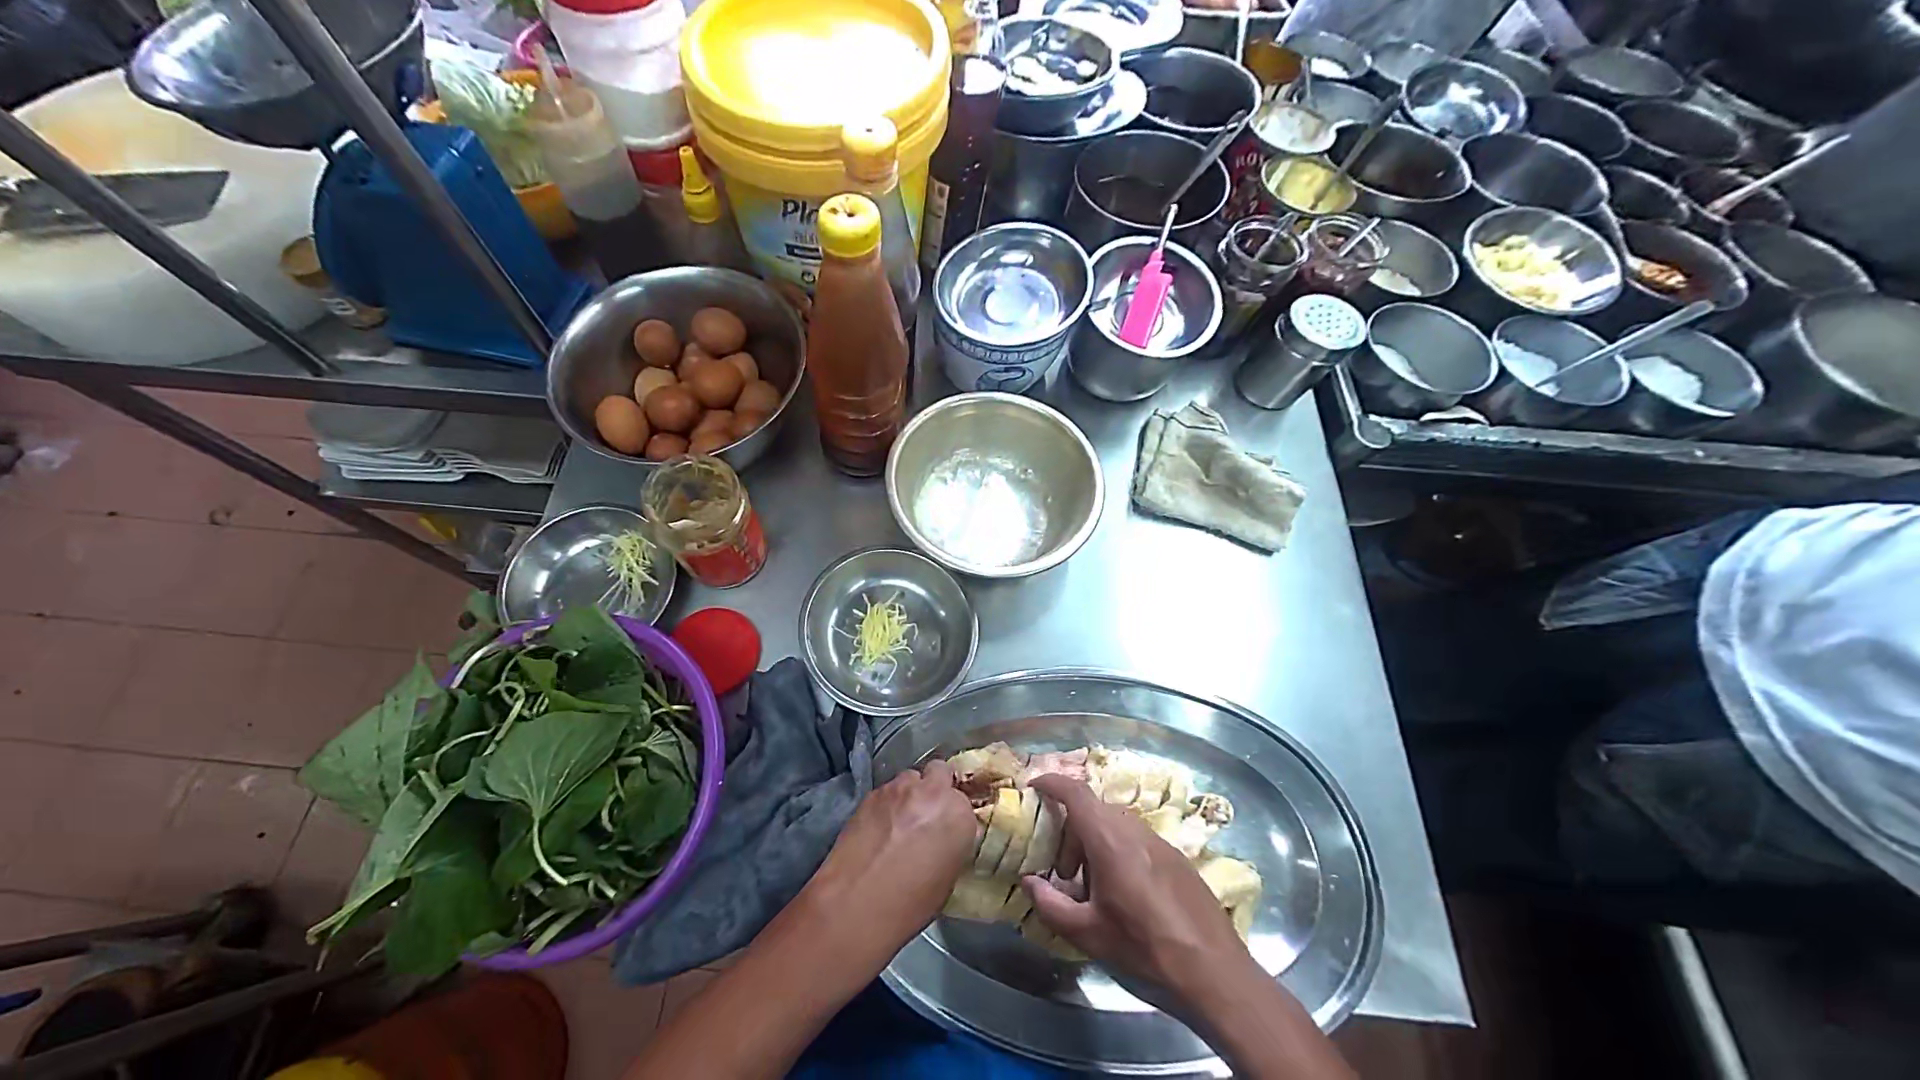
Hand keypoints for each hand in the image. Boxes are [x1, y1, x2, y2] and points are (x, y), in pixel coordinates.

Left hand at [801, 761, 977, 945]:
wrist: (856, 903)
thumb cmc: (910, 903)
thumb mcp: (948, 877)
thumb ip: (952, 844)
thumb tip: (945, 837)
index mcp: (958, 814)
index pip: (965, 802)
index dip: (954, 816)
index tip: (947, 830)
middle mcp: (932, 792)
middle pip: (940, 773)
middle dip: (936, 788)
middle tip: (927, 814)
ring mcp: (899, 789)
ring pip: (911, 779)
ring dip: (910, 794)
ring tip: (899, 821)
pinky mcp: (872, 793)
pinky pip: (887, 791)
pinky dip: (887, 804)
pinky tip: (879, 827)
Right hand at [1022, 775, 1261, 1005]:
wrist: (1214, 973)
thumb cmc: (1144, 951)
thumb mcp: (1087, 935)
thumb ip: (1051, 904)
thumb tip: (1029, 881)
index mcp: (1110, 841)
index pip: (1076, 794)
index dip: (1053, 783)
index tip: (1035, 786)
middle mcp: (1136, 832)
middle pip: (1095, 810)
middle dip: (1072, 830)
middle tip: (1064, 870)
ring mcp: (1162, 844)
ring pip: (1117, 825)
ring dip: (1096, 842)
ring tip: (1093, 887)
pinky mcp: (1179, 860)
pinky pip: (1138, 841)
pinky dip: (1119, 852)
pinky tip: (1124, 894)